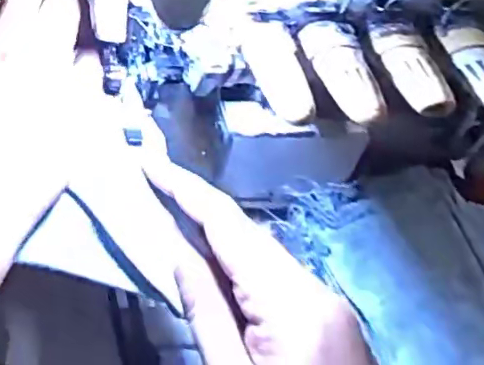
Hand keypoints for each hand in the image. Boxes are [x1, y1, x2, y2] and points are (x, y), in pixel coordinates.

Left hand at [0, 0, 93, 284]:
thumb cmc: (39, 158)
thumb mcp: (84, 114)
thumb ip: (89, 69)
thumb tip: (84, 48)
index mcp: (48, 42)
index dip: (73, 9)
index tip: (75, 28)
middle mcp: (11, 28)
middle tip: (48, 21)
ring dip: (12, 1)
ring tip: (18, 29)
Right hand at [146, 159, 374, 364]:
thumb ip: (205, 311)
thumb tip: (177, 250)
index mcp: (294, 303)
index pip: (229, 225)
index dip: (185, 188)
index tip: (150, 161)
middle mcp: (318, 290)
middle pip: (247, 234)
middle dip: (199, 209)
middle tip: (153, 184)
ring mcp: (330, 305)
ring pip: (262, 253)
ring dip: (217, 236)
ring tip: (172, 214)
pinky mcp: (333, 323)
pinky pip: (277, 278)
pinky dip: (241, 266)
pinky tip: (212, 263)